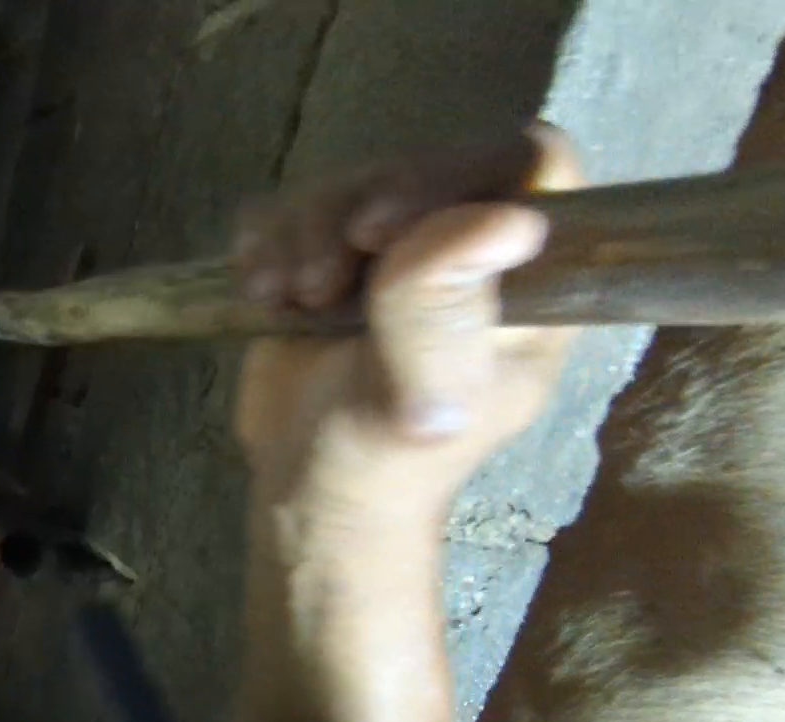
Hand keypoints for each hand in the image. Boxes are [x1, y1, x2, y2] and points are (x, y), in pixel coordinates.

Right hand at [233, 125, 584, 536]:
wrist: (305, 490)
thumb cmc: (378, 462)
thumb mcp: (417, 403)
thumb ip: (441, 319)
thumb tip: (501, 221)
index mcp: (528, 274)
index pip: (520, 167)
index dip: (449, 174)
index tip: (377, 231)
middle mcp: (459, 249)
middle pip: (411, 168)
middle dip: (345, 218)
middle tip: (316, 288)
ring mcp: (384, 257)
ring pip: (339, 188)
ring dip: (293, 238)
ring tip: (280, 300)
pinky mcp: (317, 268)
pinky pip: (284, 217)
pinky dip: (258, 245)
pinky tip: (257, 294)